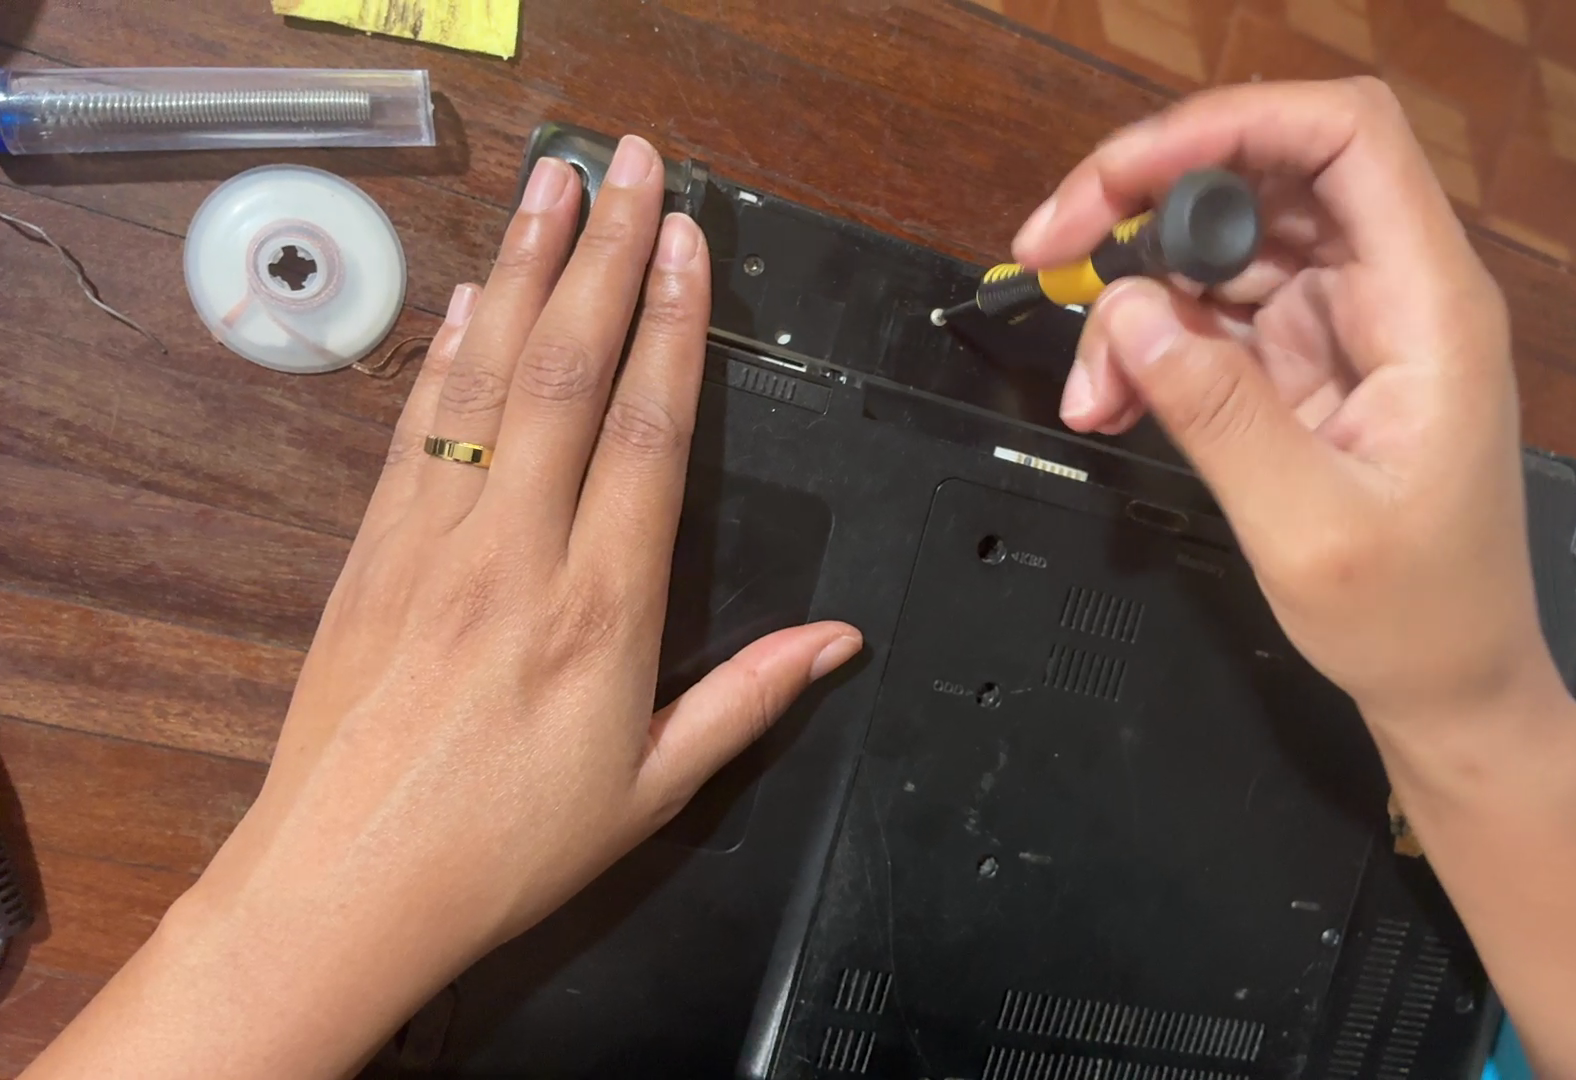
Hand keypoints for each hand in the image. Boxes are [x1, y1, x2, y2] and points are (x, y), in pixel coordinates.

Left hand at [27, 135, 860, 1079]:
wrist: (339, 898)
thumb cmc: (515, 843)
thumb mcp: (659, 784)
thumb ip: (753, 697)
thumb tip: (843, 640)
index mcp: (602, 608)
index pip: (647, 437)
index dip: (673, 330)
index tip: (686, 246)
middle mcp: (518, 554)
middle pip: (568, 377)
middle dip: (604, 258)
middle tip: (627, 166)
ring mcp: (435, 544)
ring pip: (489, 382)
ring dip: (526, 271)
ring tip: (551, 185)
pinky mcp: (372, 555)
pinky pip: (420, 430)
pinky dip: (451, 350)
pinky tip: (476, 293)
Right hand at [1016, 79, 1554, 727]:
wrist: (1442, 676)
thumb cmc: (1407, 614)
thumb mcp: (1307, 524)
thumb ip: (1218, 412)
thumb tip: (1129, 311)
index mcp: (1423, 306)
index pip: (1340, 140)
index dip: (1225, 127)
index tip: (1115, 180)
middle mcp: (1381, 295)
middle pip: (1256, 187)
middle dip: (1144, 210)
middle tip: (1052, 259)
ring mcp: (1334, 331)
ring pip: (1214, 263)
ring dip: (1134, 309)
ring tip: (1093, 395)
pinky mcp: (1295, 371)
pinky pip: (1207, 328)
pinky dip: (1150, 354)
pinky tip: (1114, 403)